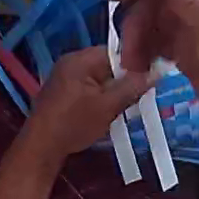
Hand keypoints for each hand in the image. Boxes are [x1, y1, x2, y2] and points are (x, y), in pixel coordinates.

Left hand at [17, 47, 154, 162]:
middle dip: (124, 79)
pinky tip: (107, 110)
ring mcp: (64, 76)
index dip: (135, 64)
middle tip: (139, 96)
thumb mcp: (108, 106)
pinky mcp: (63, 91)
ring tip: (124, 105)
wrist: (41, 147)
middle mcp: (70, 62)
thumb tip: (157, 71)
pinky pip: (88, 86)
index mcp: (80, 59)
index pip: (116, 51)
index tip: (149, 80)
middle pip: (107, 64)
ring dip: (112, 90)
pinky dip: (100, 96)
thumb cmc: (74, 124)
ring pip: (99, 77)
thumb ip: (132, 87)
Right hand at [107, 0, 198, 135]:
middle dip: (135, 25)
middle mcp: (198, 13)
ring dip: (137, 43)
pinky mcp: (188, 58)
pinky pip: (159, 48)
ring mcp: (192, 36)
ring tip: (131, 68)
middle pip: (155, 7)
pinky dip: (146, 55)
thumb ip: (193, 3)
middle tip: (126, 54)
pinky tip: (139, 70)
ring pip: (153, 29)